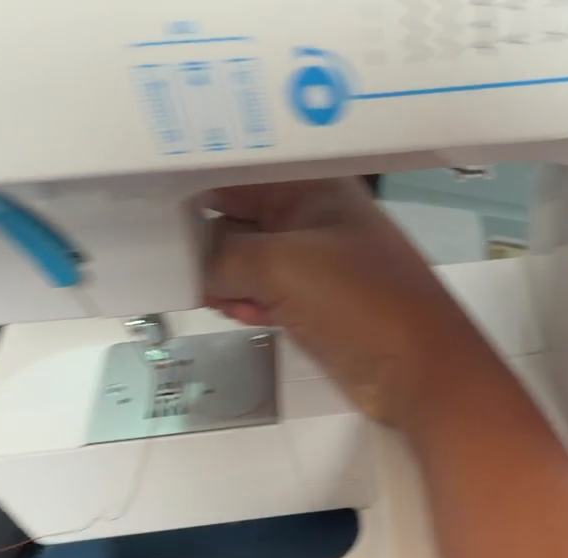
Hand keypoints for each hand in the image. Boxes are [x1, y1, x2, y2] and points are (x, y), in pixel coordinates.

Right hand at [202, 179, 502, 428]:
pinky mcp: (313, 305)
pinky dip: (247, 303)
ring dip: (227, 280)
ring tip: (230, 299)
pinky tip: (247, 315)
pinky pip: (262, 294)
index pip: (232, 171)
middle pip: (232, 218)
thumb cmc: (367, 307)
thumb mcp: (283, 266)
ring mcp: (313, 264)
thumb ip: (221, 256)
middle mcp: (311, 218)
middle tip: (187, 267)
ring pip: (243, 261)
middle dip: (206, 243)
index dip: (189, 188)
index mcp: (311, 187)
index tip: (144, 208)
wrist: (423, 377)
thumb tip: (184, 264)